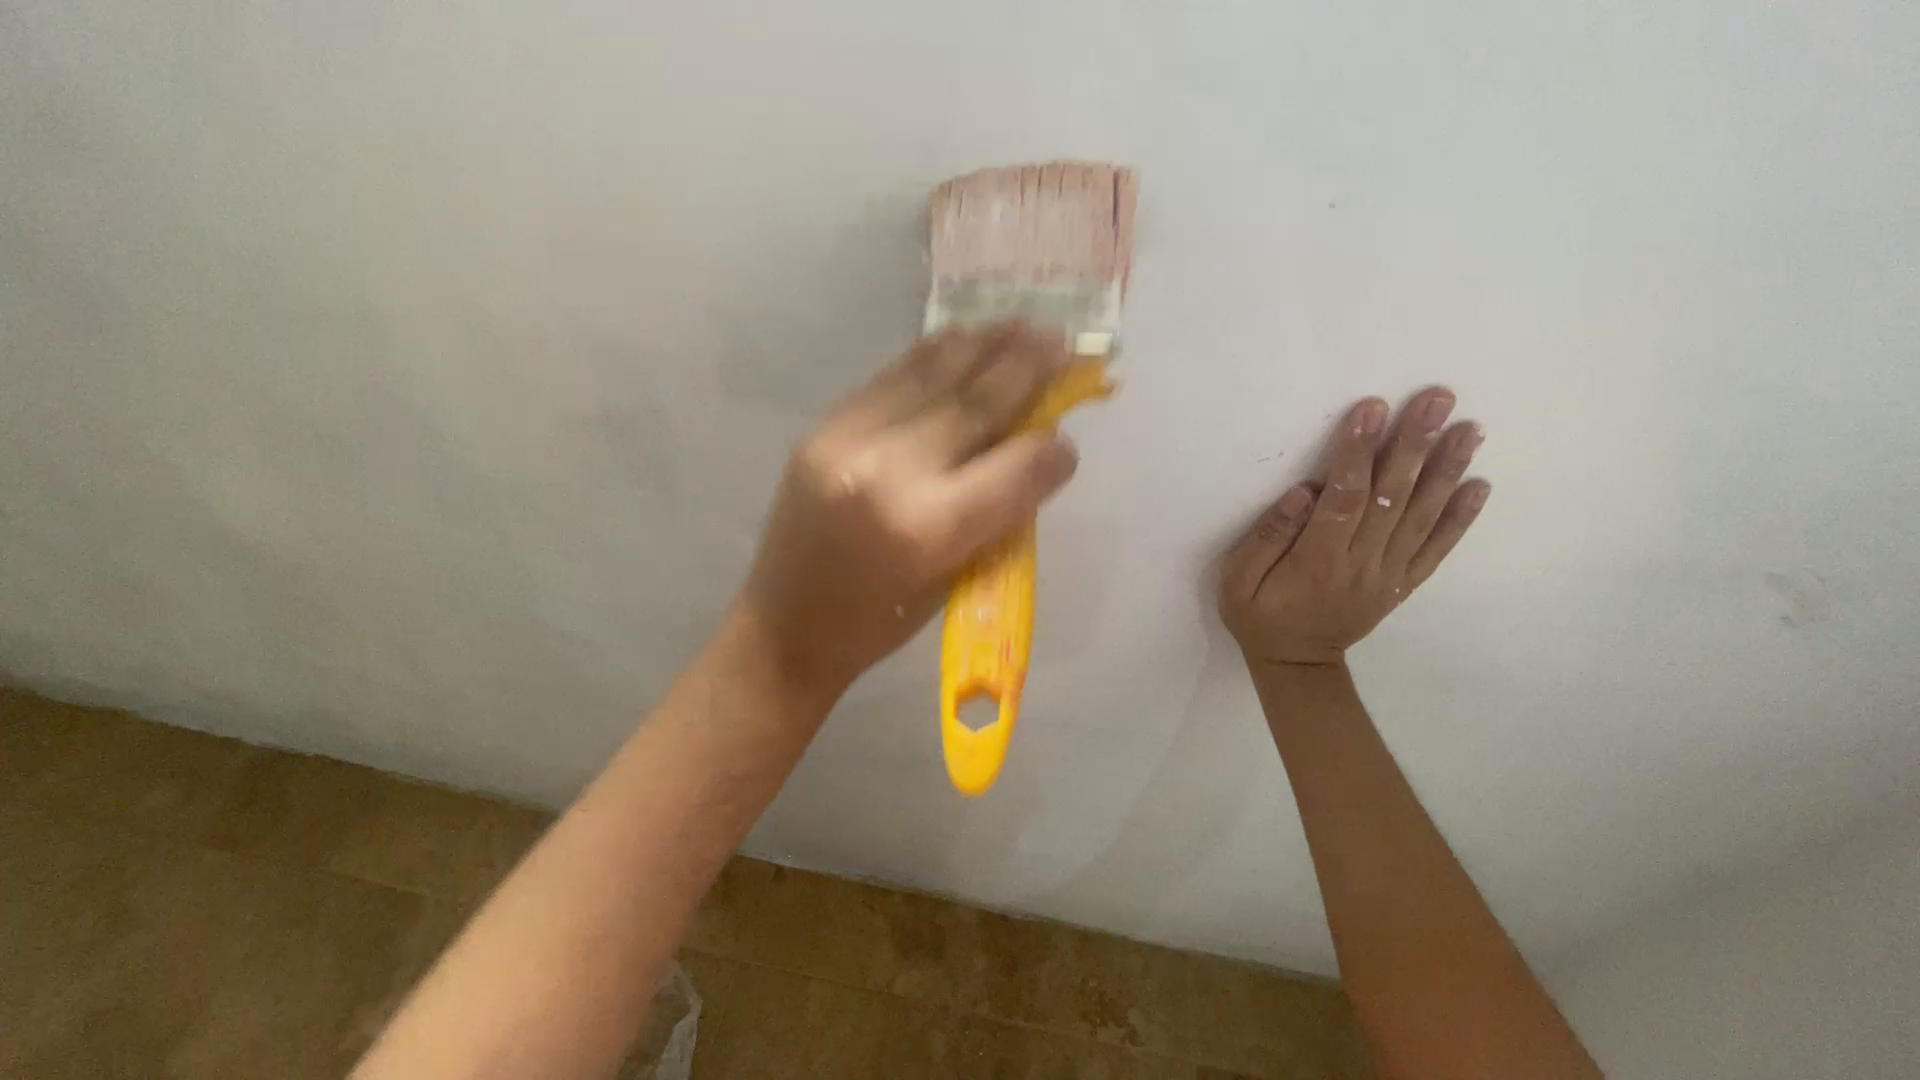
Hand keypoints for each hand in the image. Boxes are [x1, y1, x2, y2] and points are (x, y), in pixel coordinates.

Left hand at [737, 323, 1080, 696]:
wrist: (784, 627)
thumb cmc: (880, 623)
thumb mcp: (955, 580)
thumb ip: (996, 512)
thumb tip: (1036, 450)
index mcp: (927, 528)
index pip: (1013, 469)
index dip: (1050, 451)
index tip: (1070, 439)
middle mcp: (889, 472)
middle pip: (975, 406)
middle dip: (1027, 370)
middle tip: (1064, 342)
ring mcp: (849, 441)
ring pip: (932, 377)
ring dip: (983, 346)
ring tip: (1021, 323)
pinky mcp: (824, 428)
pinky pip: (890, 378)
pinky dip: (932, 355)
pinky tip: (962, 338)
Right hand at [1220, 388, 1488, 668]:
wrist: (1297, 665)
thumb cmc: (1260, 619)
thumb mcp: (1238, 583)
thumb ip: (1268, 537)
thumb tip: (1302, 492)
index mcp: (1317, 560)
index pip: (1343, 498)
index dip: (1358, 452)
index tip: (1372, 409)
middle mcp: (1361, 563)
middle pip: (1391, 498)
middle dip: (1413, 444)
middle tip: (1436, 400)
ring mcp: (1388, 574)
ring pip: (1420, 517)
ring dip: (1446, 470)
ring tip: (1469, 429)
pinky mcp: (1402, 583)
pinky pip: (1435, 549)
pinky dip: (1460, 518)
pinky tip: (1478, 484)